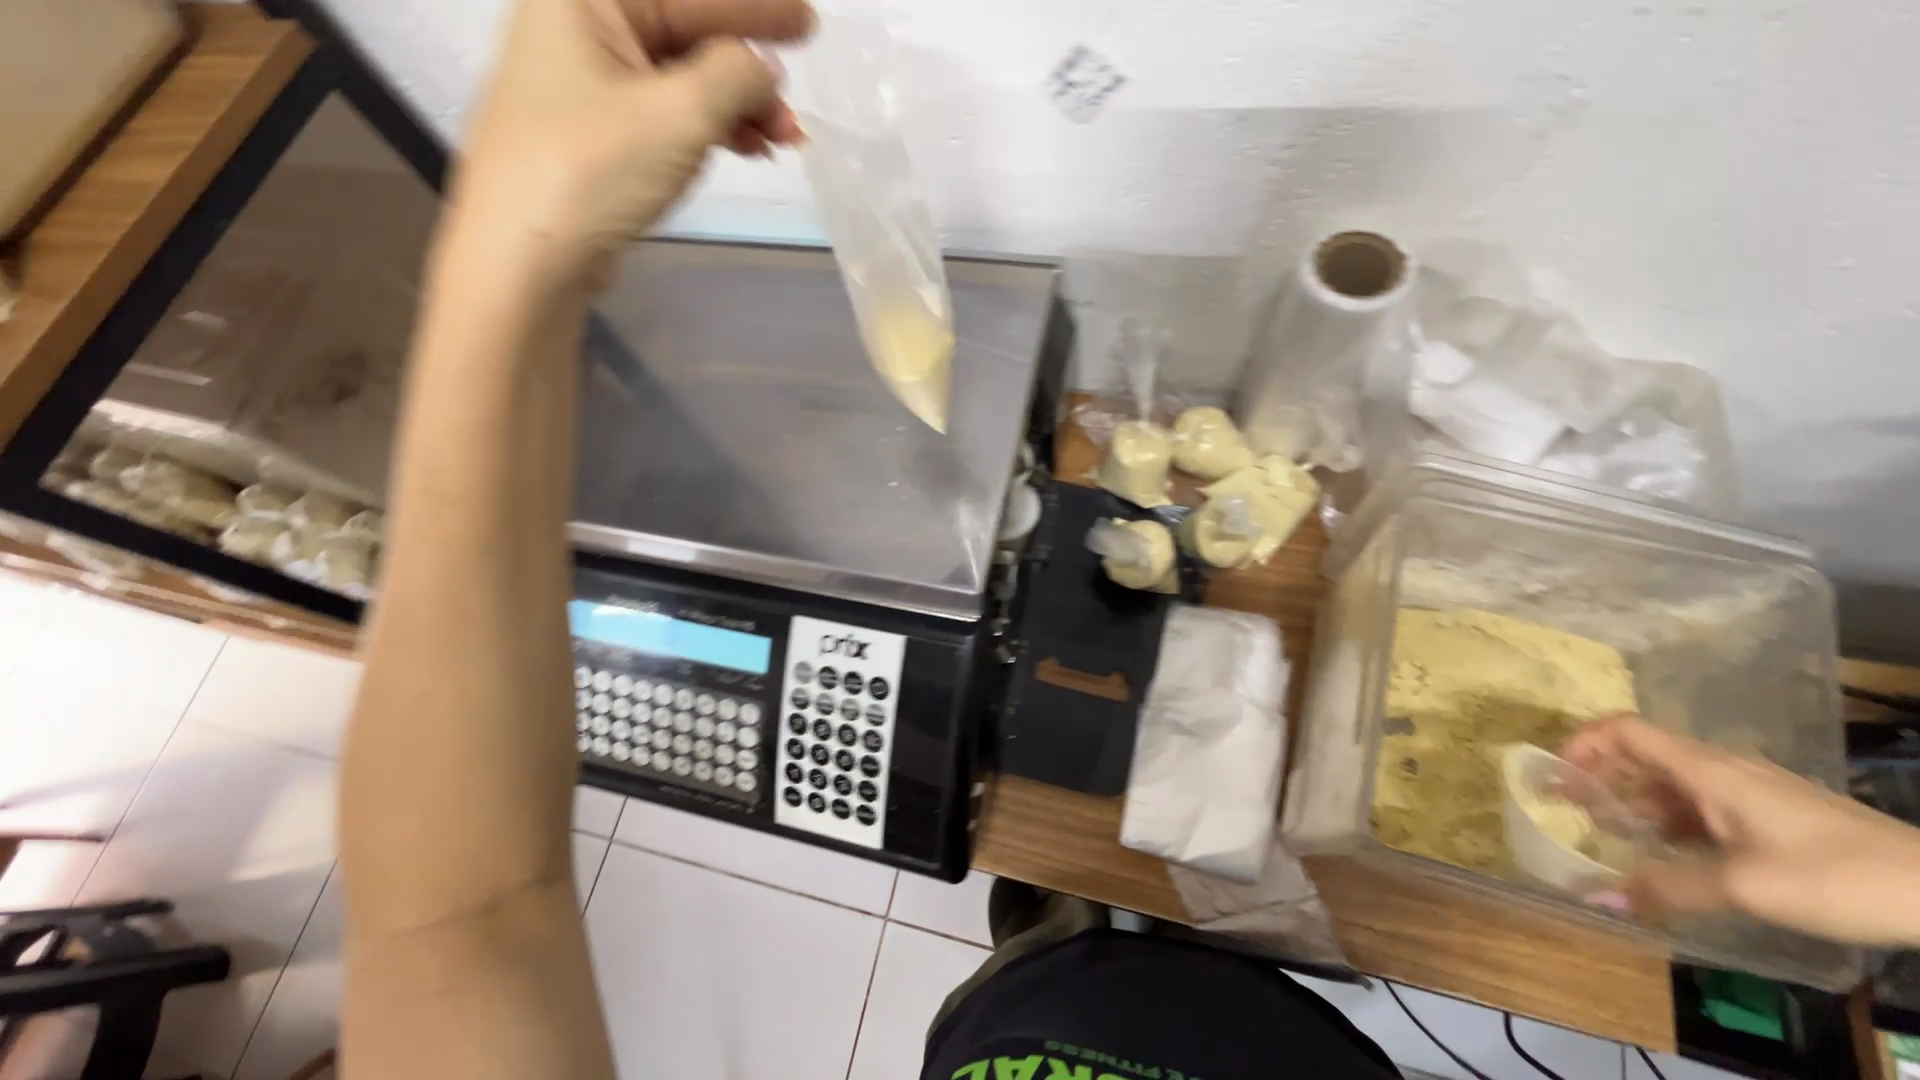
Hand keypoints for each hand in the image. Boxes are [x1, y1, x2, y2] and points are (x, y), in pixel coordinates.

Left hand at [451, 0, 813, 272]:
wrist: (522, 260)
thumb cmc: (592, 172)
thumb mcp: (680, 115)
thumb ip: (736, 75)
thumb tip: (763, 66)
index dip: (758, 9)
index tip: (810, 24)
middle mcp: (579, 20)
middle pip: (687, 29)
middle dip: (749, 71)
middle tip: (793, 114)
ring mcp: (584, 76)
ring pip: (682, 73)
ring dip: (737, 105)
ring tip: (779, 142)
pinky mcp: (594, 125)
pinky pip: (666, 107)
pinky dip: (709, 125)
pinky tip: (744, 148)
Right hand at [1562, 716, 1919, 946]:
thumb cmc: (1836, 875)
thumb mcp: (1745, 886)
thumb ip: (1668, 888)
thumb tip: (1597, 900)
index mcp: (1708, 770)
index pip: (1627, 731)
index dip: (1583, 742)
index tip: (1555, 774)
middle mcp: (1724, 769)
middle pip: (1644, 756)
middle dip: (1600, 777)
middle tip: (1568, 808)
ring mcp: (1752, 791)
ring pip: (1674, 784)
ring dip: (1636, 804)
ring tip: (1608, 836)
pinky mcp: (1774, 815)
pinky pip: (1703, 806)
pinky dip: (1672, 821)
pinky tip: (1670, 854)